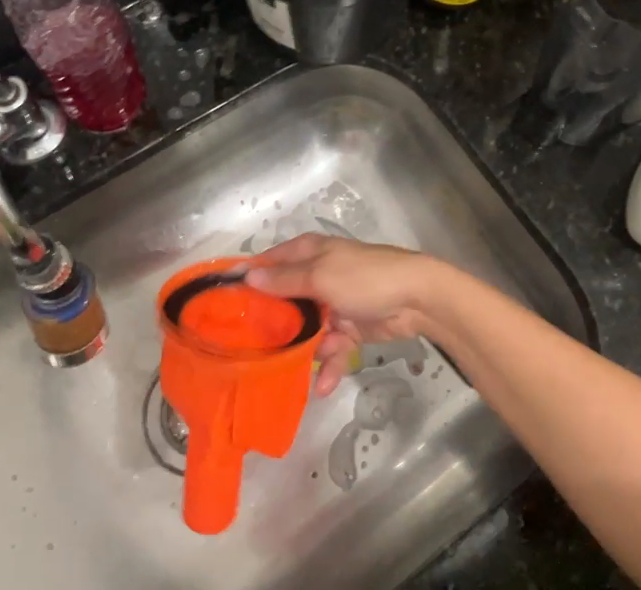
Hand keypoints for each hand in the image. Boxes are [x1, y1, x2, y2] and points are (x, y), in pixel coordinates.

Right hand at [243, 234, 448, 395]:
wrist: (417, 298)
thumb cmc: (365, 278)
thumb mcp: (321, 276)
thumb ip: (284, 281)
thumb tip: (247, 278)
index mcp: (308, 253)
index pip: (268, 264)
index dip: (248, 282)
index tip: (222, 307)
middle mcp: (317, 275)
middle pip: (285, 302)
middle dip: (274, 327)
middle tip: (251, 352)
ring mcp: (334, 303)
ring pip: (307, 330)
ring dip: (307, 350)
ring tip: (303, 368)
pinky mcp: (351, 328)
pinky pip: (333, 348)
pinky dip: (331, 365)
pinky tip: (323, 386)